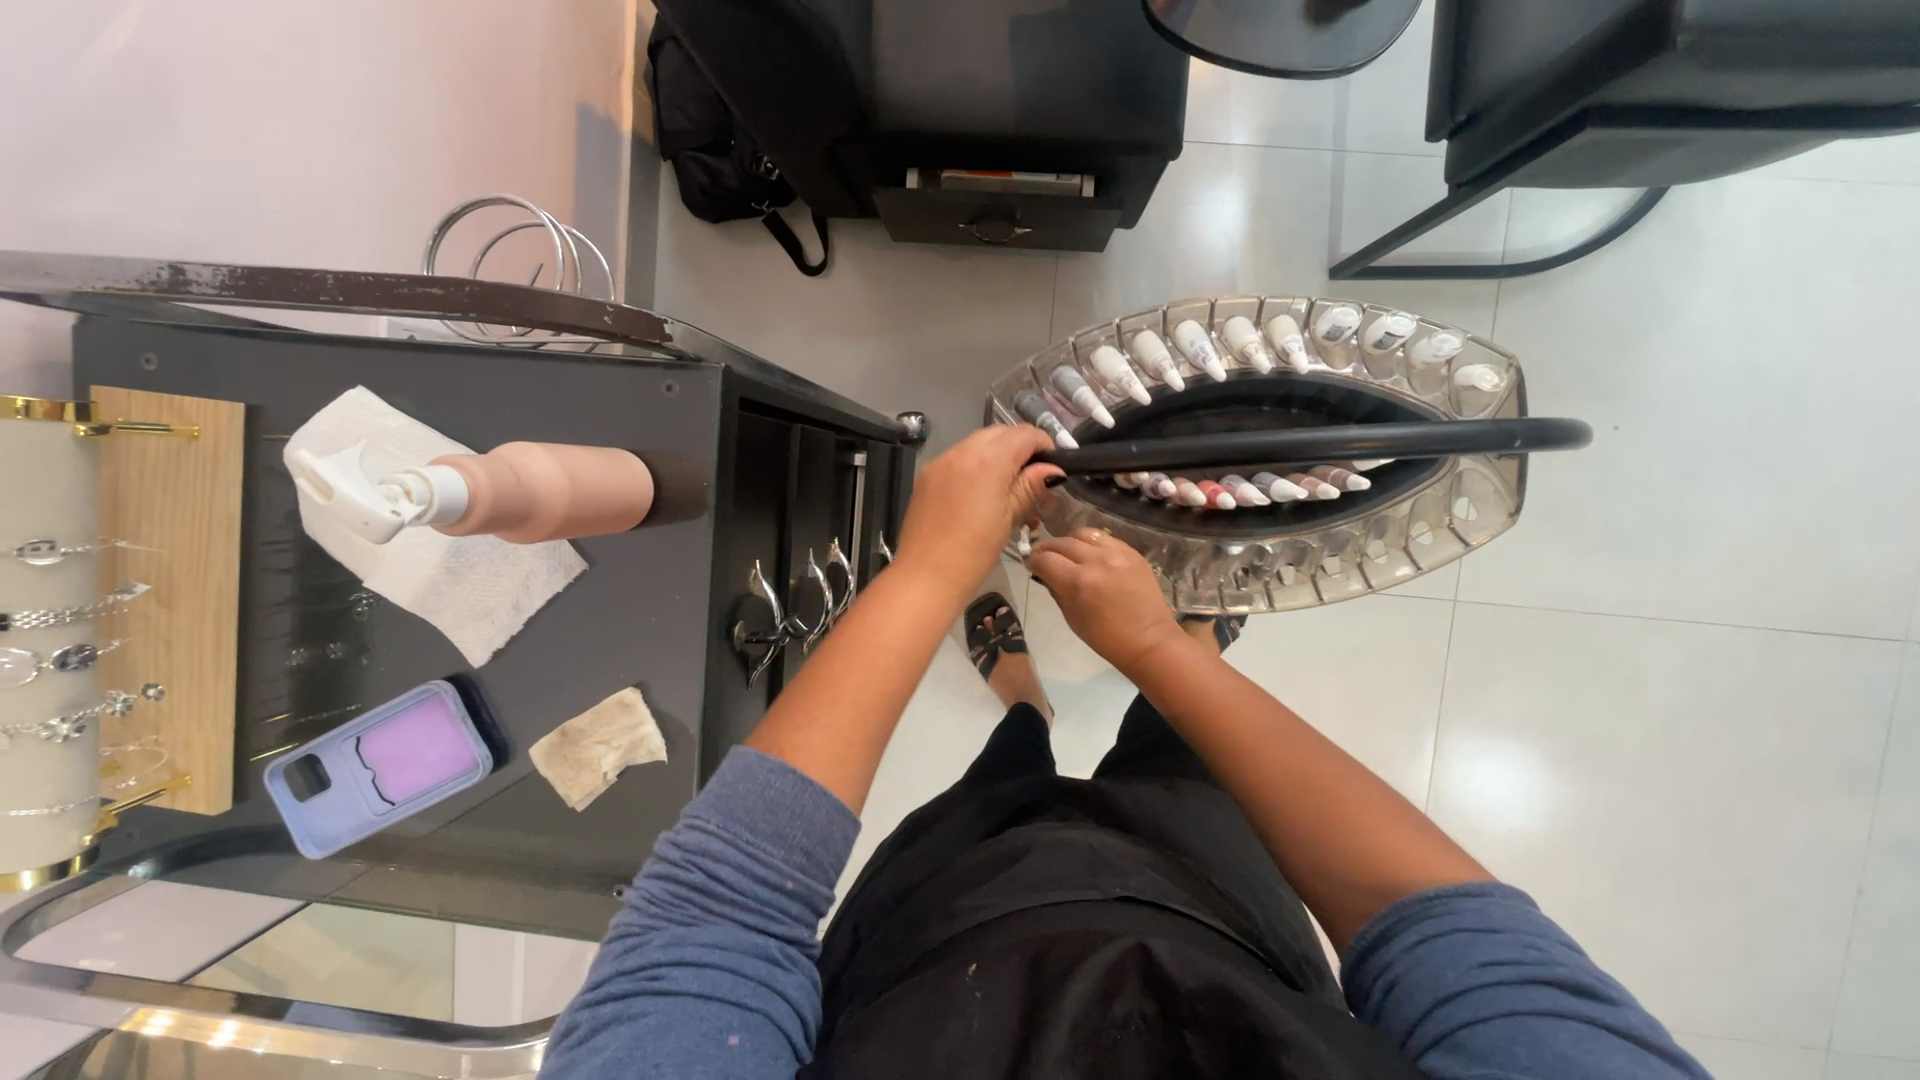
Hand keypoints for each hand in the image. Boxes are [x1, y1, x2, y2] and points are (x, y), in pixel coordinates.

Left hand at [893, 425, 1059, 599]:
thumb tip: (1054, 470)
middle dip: (1019, 446)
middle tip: (1032, 475)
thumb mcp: (1009, 517)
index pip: (1023, 434)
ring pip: (977, 442)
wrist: (926, 574)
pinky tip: (980, 490)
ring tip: (1007, 483)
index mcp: (988, 460)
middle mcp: (962, 450)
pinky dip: (974, 463)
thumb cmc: (975, 551)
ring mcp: (941, 460)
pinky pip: (958, 457)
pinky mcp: (927, 474)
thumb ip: (1030, 486)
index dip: (1043, 444)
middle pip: (999, 432)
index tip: (1052, 464)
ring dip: (996, 453)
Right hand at [1026, 527, 1186, 674]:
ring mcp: (1117, 553)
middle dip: (1047, 548)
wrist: (1149, 640)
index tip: (1030, 564)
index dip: (1033, 561)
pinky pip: (1105, 538)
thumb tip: (1045, 573)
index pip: (1045, 559)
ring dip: (1070, 541)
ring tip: (1068, 552)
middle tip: (1043, 556)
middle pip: (1062, 543)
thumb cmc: (1106, 638)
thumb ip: (1056, 590)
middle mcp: (1096, 561)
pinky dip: (1092, 544)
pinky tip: (1091, 554)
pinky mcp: (1133, 552)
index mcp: (1078, 581)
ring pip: (1083, 533)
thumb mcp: (1071, 617)